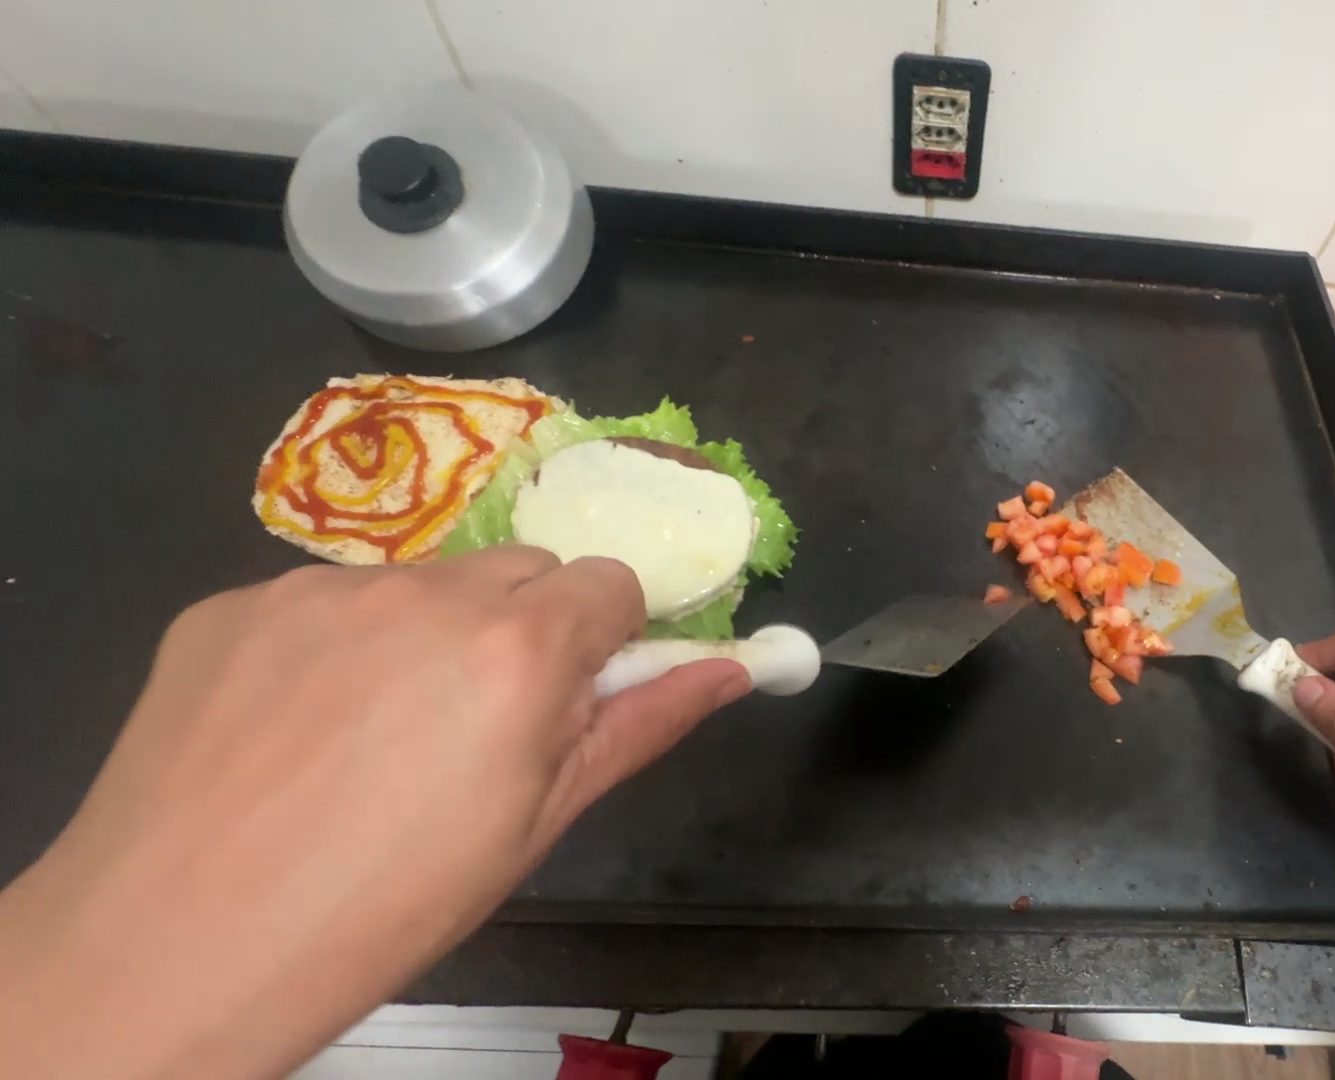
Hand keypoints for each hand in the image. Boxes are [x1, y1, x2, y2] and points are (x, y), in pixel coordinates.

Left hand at [0, 548, 749, 1079]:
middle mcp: (432, 593)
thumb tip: (735, 669)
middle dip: (533, 624)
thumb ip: (649, 721)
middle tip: (488, 713)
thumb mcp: (548, 814)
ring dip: (444, 627)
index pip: (612, 581)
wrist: (167, 956)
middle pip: (530, 569)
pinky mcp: (239, 600)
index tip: (573, 693)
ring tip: (388, 722)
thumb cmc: (401, 896)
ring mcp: (325, 589)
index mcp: (523, 648)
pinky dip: (352, 636)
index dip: (607, 636)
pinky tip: (309, 717)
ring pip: (436, 578)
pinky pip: (340, 594)